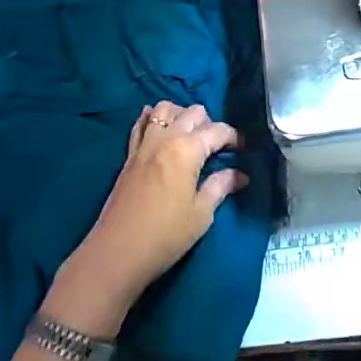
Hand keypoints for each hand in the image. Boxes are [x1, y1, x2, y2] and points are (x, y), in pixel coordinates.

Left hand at [46, 103, 247, 335]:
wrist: (117, 252)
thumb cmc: (166, 235)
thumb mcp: (201, 213)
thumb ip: (220, 186)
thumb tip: (240, 175)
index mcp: (187, 149)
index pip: (217, 130)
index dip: (234, 137)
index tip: (242, 149)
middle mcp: (166, 138)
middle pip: (192, 113)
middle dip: (209, 123)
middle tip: (216, 146)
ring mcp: (144, 144)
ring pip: (164, 109)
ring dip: (181, 115)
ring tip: (190, 134)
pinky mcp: (129, 154)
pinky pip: (141, 123)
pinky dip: (153, 118)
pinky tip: (161, 127)